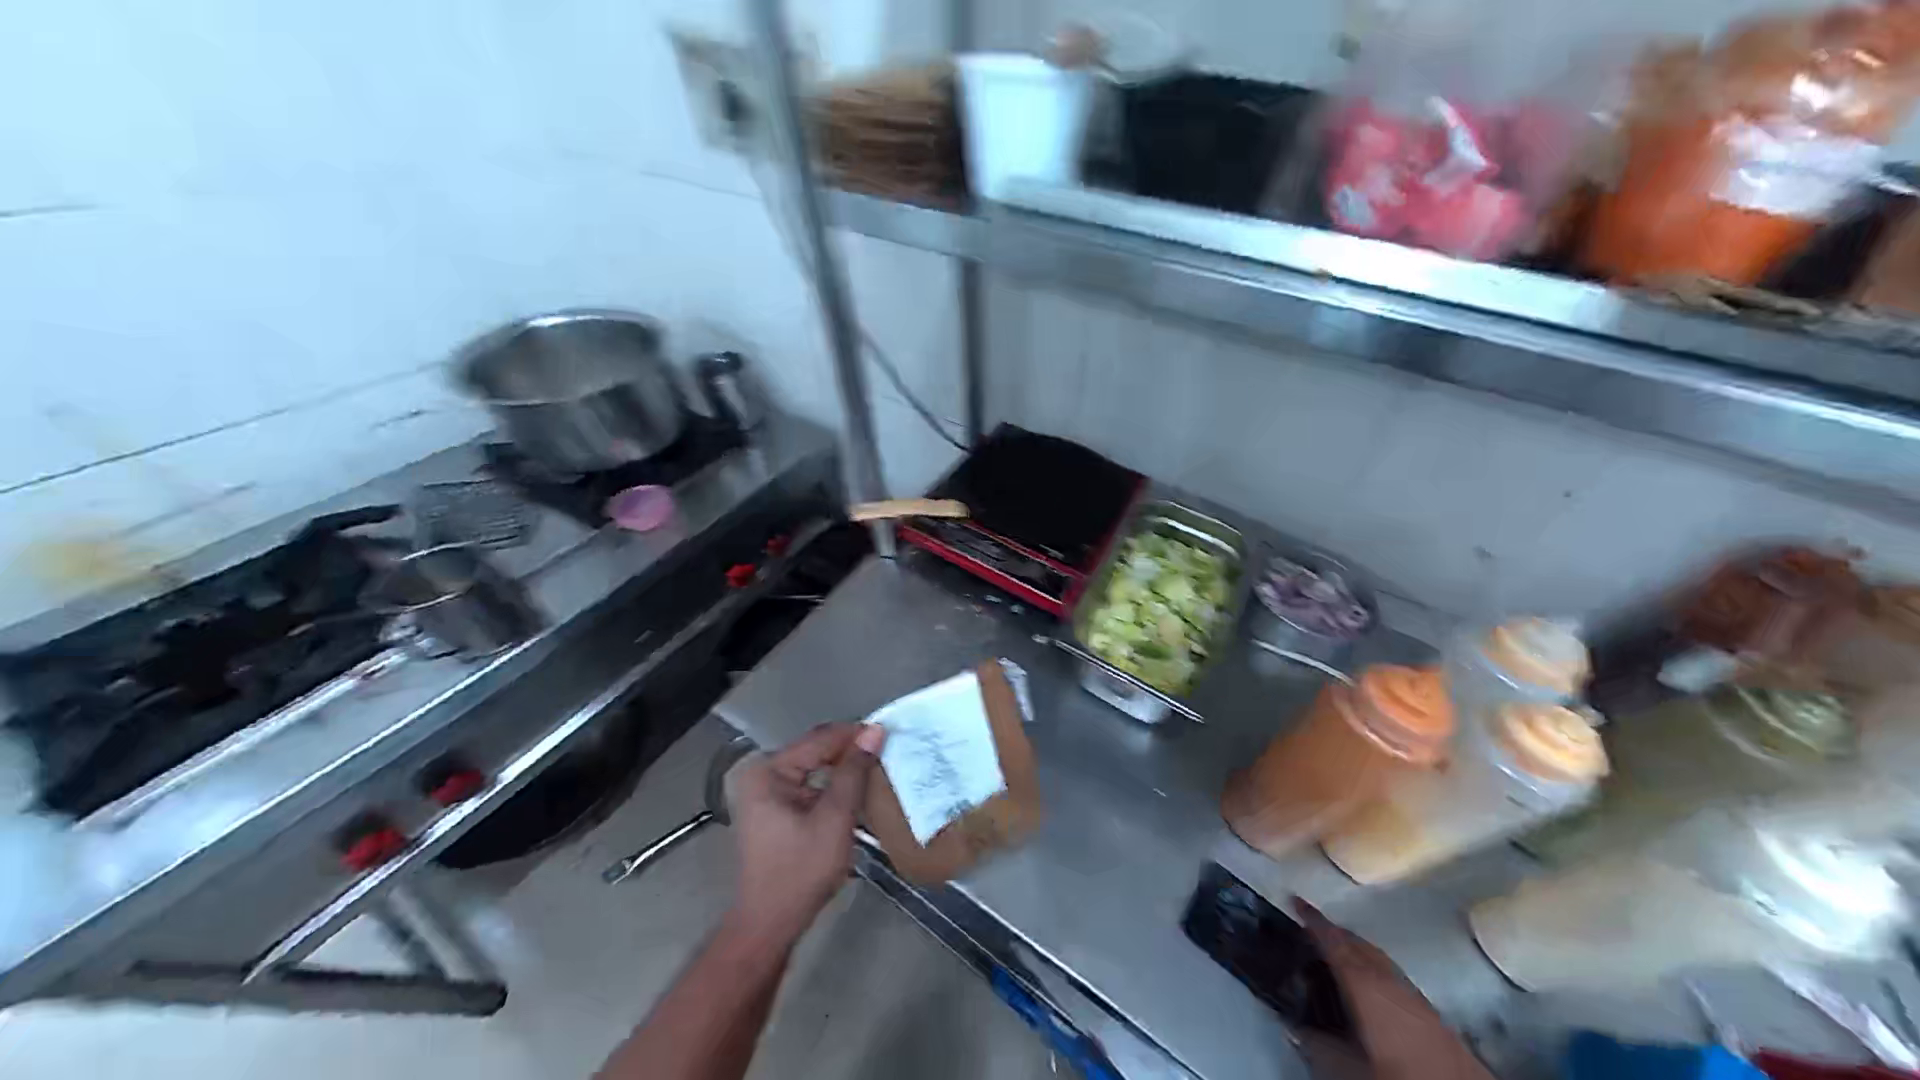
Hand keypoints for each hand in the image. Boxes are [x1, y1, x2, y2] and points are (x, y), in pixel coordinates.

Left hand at [726, 722, 886, 946]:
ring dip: (844, 767)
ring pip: (814, 766)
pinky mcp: (775, 808)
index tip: (890, 734)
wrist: (771, 922)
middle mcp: (763, 773)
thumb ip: (854, 772)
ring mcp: (766, 791)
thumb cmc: (801, 871)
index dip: (855, 734)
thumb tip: (874, 731)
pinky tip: (856, 790)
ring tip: (877, 767)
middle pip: (815, 750)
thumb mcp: (835, 818)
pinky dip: (833, 785)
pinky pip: (810, 783)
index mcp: (769, 771)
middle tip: (887, 752)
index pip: (820, 739)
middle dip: (850, 750)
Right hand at [1295, 898, 1489, 1079]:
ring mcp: (1412, 994)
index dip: (1313, 921)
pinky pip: (1390, 973)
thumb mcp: (1352, 1067)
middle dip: (1333, 930)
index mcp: (1365, 983)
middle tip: (1309, 926)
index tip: (1295, 901)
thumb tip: (1297, 1027)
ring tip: (1335, 951)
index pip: (1334, 942)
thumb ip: (1321, 1045)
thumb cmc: (1401, 1074)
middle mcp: (1388, 979)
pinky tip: (1367, 984)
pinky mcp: (1429, 1012)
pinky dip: (1371, 965)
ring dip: (1353, 947)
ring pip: (1376, 957)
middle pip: (1357, 943)